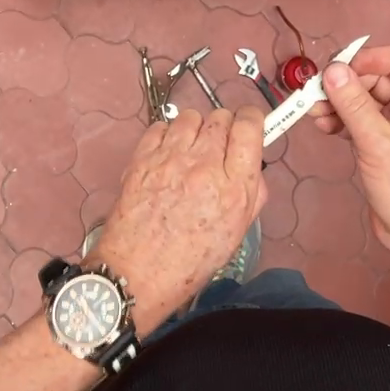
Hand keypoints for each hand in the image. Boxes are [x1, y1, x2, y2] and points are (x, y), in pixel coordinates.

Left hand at [88, 107, 265, 335]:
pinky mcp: (142, 158)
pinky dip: (167, 136)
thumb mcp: (238, 231)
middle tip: (218, 147)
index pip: (248, 126)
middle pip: (221, 117)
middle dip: (224, 128)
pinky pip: (161, 126)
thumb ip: (252, 191)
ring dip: (195, 129)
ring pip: (191, 117)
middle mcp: (204, 165)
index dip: (251, 119)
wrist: (138, 274)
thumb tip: (251, 161)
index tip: (248, 124)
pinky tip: (167, 156)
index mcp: (234, 186)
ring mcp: (170, 159)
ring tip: (191, 151)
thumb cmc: (192, 260)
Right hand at [309, 45, 389, 264]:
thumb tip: (332, 71)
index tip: (338, 69)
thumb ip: (353, 105)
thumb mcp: (378, 143)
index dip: (369, 59)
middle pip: (376, 80)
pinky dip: (340, 121)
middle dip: (346, 84)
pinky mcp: (382, 146)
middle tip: (316, 94)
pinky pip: (359, 122)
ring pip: (364, 101)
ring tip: (313, 112)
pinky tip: (323, 126)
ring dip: (338, 103)